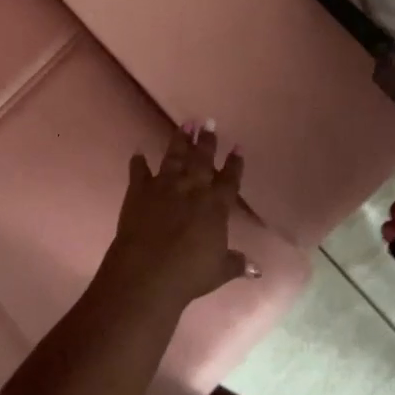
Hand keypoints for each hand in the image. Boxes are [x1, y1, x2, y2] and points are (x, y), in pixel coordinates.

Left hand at [95, 121, 257, 311]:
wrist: (148, 270)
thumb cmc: (189, 273)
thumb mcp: (219, 271)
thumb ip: (236, 263)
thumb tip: (256, 268)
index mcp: (215, 206)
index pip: (229, 180)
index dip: (234, 163)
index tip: (237, 146)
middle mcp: (191, 189)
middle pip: (201, 160)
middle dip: (206, 141)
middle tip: (208, 122)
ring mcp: (164, 185)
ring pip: (174, 157)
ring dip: (180, 140)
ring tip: (185, 124)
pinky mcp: (139, 189)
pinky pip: (139, 170)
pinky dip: (138, 161)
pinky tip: (138, 151)